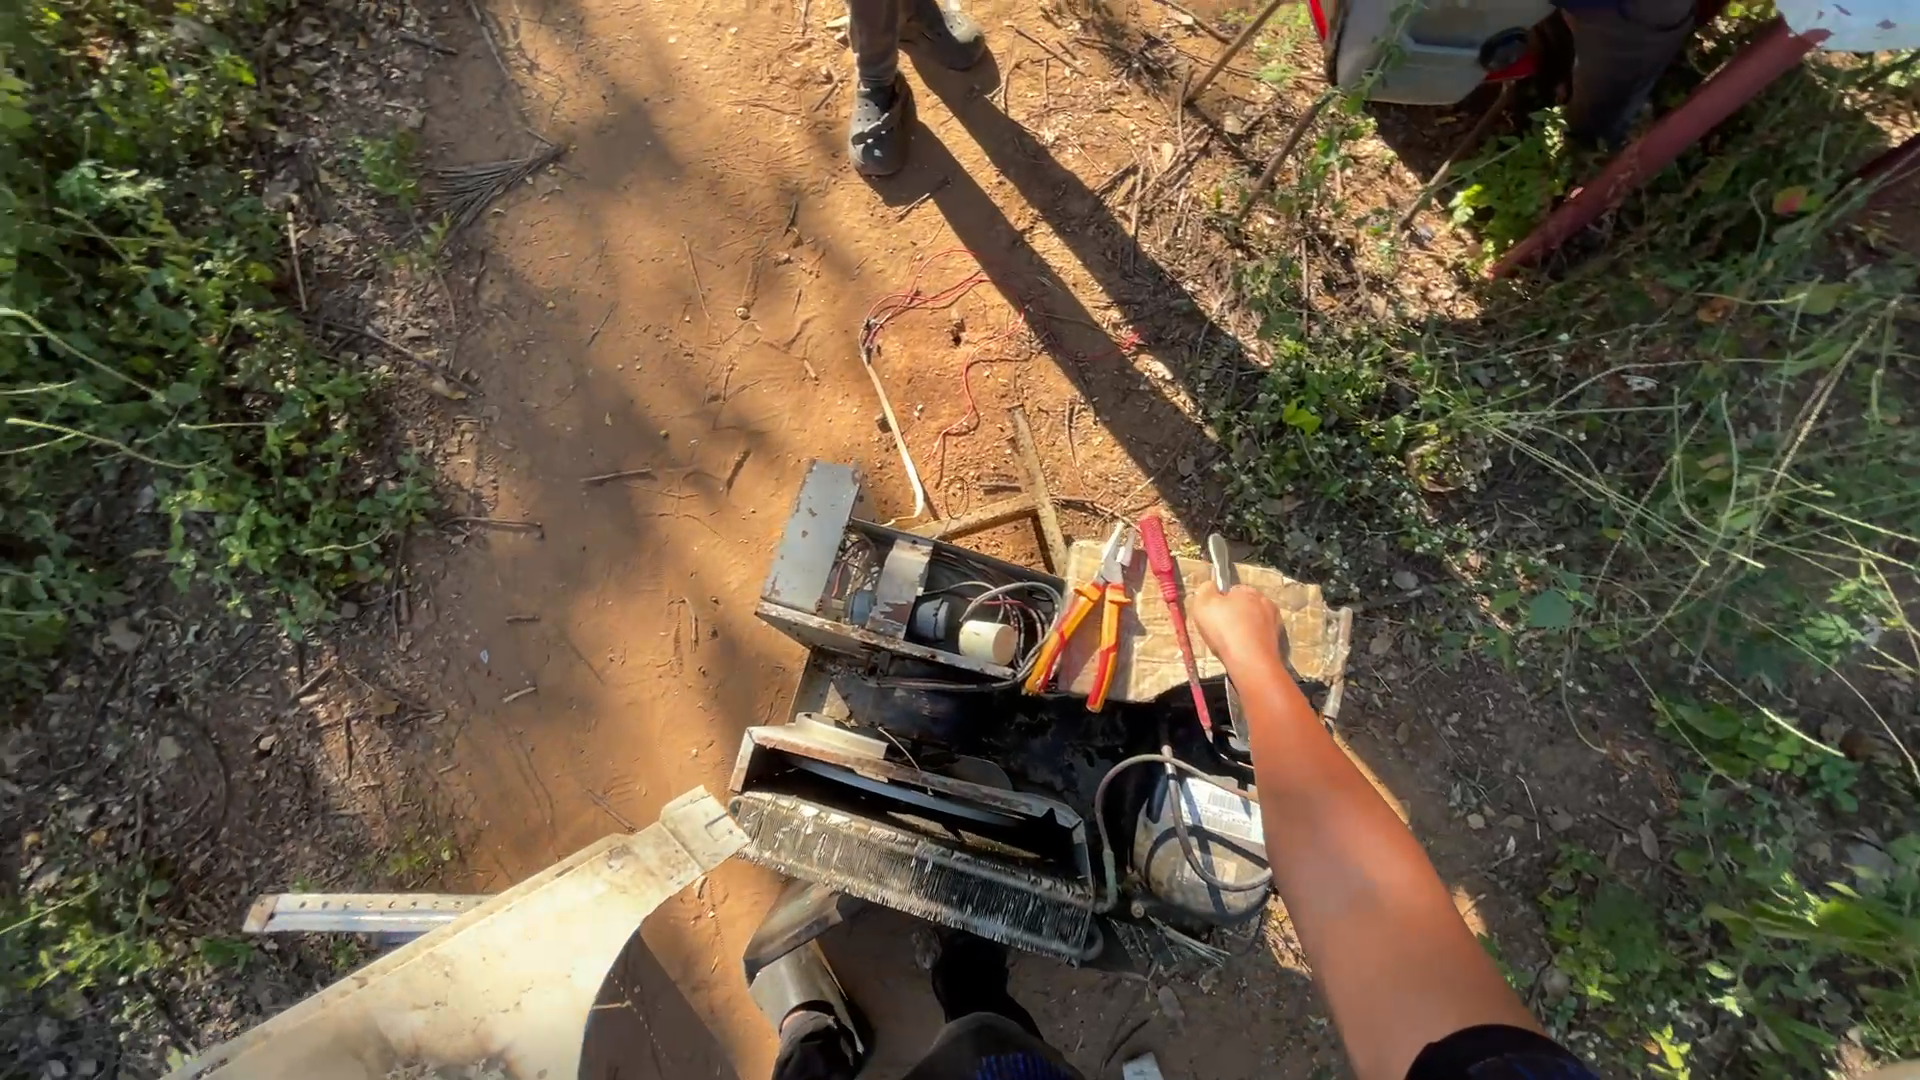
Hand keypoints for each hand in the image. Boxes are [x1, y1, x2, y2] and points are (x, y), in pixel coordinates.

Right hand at [1190, 582, 1285, 674]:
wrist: (1249, 661)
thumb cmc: (1224, 629)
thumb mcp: (1203, 603)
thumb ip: (1205, 590)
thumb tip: (1210, 586)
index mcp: (1248, 591)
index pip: (1233, 590)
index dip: (1221, 601)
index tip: (1213, 613)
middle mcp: (1266, 603)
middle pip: (1246, 606)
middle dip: (1235, 614)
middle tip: (1220, 628)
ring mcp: (1274, 624)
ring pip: (1254, 623)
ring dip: (1245, 629)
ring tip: (1230, 642)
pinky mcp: (1277, 643)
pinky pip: (1259, 638)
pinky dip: (1252, 642)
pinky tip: (1241, 651)